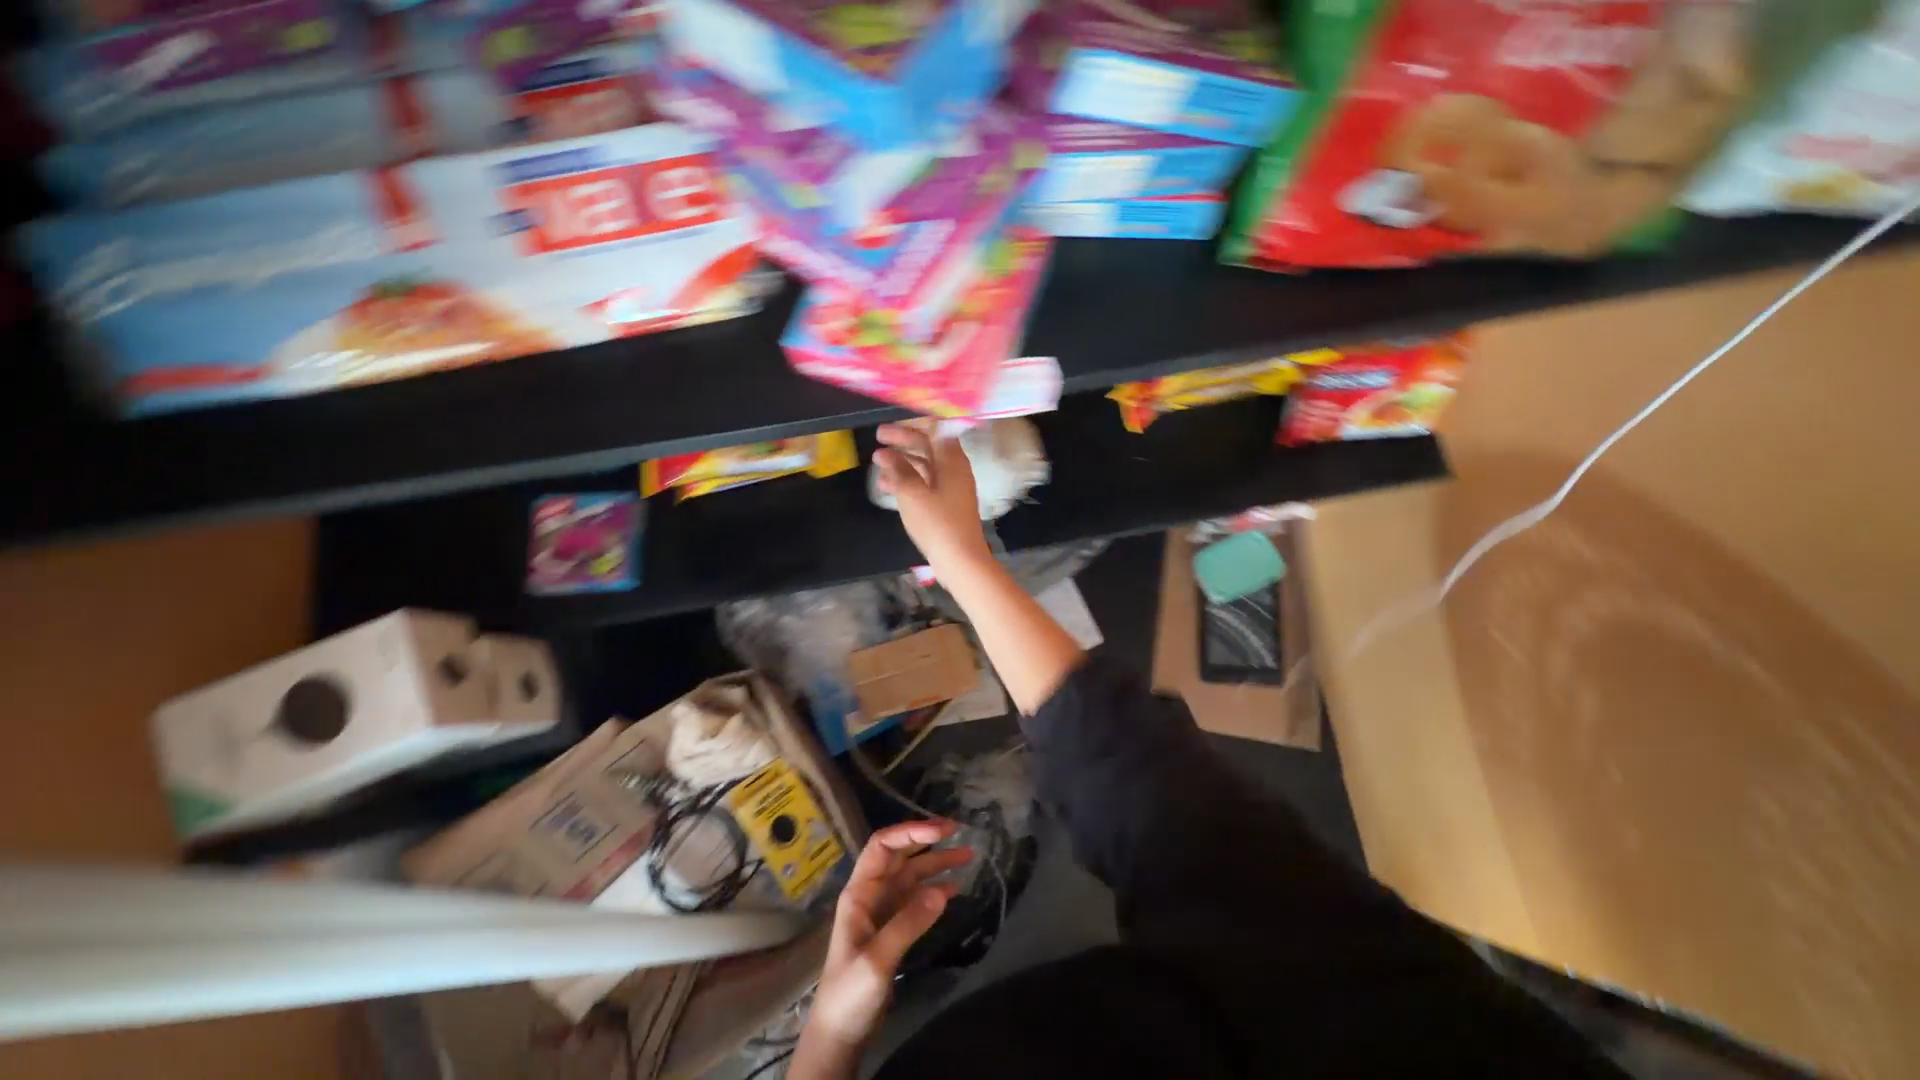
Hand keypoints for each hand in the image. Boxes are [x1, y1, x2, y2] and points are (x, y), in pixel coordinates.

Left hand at [804, 821, 970, 1052]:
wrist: (840, 1032)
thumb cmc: (850, 993)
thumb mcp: (877, 960)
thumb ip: (907, 924)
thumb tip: (942, 890)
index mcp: (859, 893)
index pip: (883, 847)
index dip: (910, 832)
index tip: (942, 830)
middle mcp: (871, 895)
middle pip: (900, 857)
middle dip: (927, 841)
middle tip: (959, 832)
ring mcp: (882, 912)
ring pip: (911, 876)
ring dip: (937, 864)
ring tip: (969, 857)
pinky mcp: (893, 929)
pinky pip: (916, 900)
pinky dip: (936, 890)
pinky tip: (955, 889)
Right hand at [874, 422, 991, 572]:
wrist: (960, 560)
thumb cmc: (937, 523)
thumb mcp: (912, 494)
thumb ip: (898, 470)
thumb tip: (885, 453)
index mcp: (952, 460)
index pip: (937, 429)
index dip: (916, 421)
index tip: (896, 417)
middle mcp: (955, 469)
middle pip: (929, 446)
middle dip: (903, 440)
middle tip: (878, 436)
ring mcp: (952, 488)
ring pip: (925, 466)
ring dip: (902, 462)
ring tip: (876, 462)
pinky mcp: (946, 505)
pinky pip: (925, 484)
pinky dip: (907, 481)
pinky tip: (886, 487)